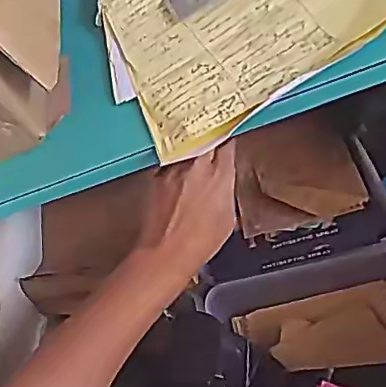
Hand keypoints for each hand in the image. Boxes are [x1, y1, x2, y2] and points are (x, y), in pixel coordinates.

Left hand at [122, 143, 237, 294]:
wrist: (164, 254)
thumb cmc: (196, 243)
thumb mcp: (227, 217)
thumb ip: (227, 189)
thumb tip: (225, 178)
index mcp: (218, 176)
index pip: (226, 141)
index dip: (228, 134)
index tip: (229, 132)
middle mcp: (194, 167)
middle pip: (204, 135)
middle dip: (209, 133)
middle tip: (214, 133)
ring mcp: (172, 170)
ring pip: (185, 144)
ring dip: (191, 144)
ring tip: (197, 150)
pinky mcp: (156, 176)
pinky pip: (170, 159)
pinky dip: (176, 160)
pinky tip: (180, 171)